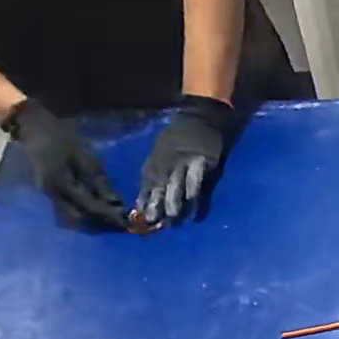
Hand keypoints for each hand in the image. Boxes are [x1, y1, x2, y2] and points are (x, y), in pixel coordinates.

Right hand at [2, 100, 125, 229]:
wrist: (32, 127)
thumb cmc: (60, 137)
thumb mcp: (83, 155)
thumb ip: (98, 180)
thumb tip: (115, 202)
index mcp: (62, 184)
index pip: (90, 207)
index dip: (109, 215)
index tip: (126, 219)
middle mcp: (53, 196)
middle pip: (81, 220)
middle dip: (102, 223)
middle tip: (120, 222)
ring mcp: (48, 197)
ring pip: (73, 220)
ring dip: (92, 222)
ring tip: (110, 218)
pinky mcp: (48, 196)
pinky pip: (67, 213)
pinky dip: (83, 215)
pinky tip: (96, 211)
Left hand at [134, 95, 235, 227]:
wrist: (199, 117)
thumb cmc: (178, 137)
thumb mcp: (160, 150)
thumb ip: (155, 170)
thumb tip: (145, 195)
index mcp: (155, 160)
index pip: (146, 183)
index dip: (142, 200)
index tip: (138, 217)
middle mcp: (166, 162)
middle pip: (159, 187)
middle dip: (155, 205)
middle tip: (153, 221)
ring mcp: (183, 163)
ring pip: (175, 187)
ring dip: (173, 204)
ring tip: (172, 221)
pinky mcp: (200, 164)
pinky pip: (196, 185)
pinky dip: (195, 201)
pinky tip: (195, 215)